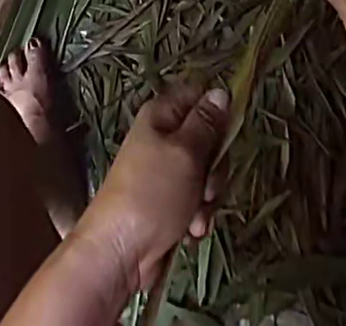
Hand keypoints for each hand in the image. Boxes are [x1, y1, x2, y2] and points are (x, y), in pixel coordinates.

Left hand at [76, 82, 228, 289]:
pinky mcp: (171, 200)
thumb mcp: (185, 152)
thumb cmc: (152, 194)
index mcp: (162, 115)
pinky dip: (199, 214)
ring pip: (208, 172)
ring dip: (209, 196)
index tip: (225, 134)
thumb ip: (206, 122)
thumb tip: (221, 91)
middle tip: (206, 183)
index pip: (199, 95)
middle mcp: (165, 137)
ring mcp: (168, 170)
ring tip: (195, 212)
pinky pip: (199, 198)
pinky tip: (190, 229)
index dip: (217, 111)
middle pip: (210, 137)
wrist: (120, 253)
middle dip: (216, 165)